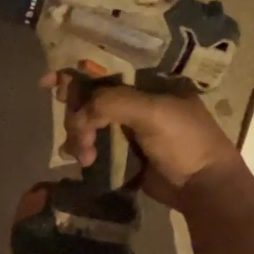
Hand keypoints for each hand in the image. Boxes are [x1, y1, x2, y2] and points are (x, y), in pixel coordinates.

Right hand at [42, 71, 245, 209]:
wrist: (202, 188)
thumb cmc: (185, 141)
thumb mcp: (152, 112)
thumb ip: (111, 103)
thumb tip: (76, 118)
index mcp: (149, 78)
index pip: (106, 65)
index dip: (77, 71)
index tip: (50, 84)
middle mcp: (137, 97)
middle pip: (91, 96)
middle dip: (77, 114)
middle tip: (78, 134)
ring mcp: (129, 125)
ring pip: (88, 121)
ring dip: (79, 136)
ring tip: (84, 156)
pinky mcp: (123, 151)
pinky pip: (93, 143)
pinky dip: (82, 150)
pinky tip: (81, 161)